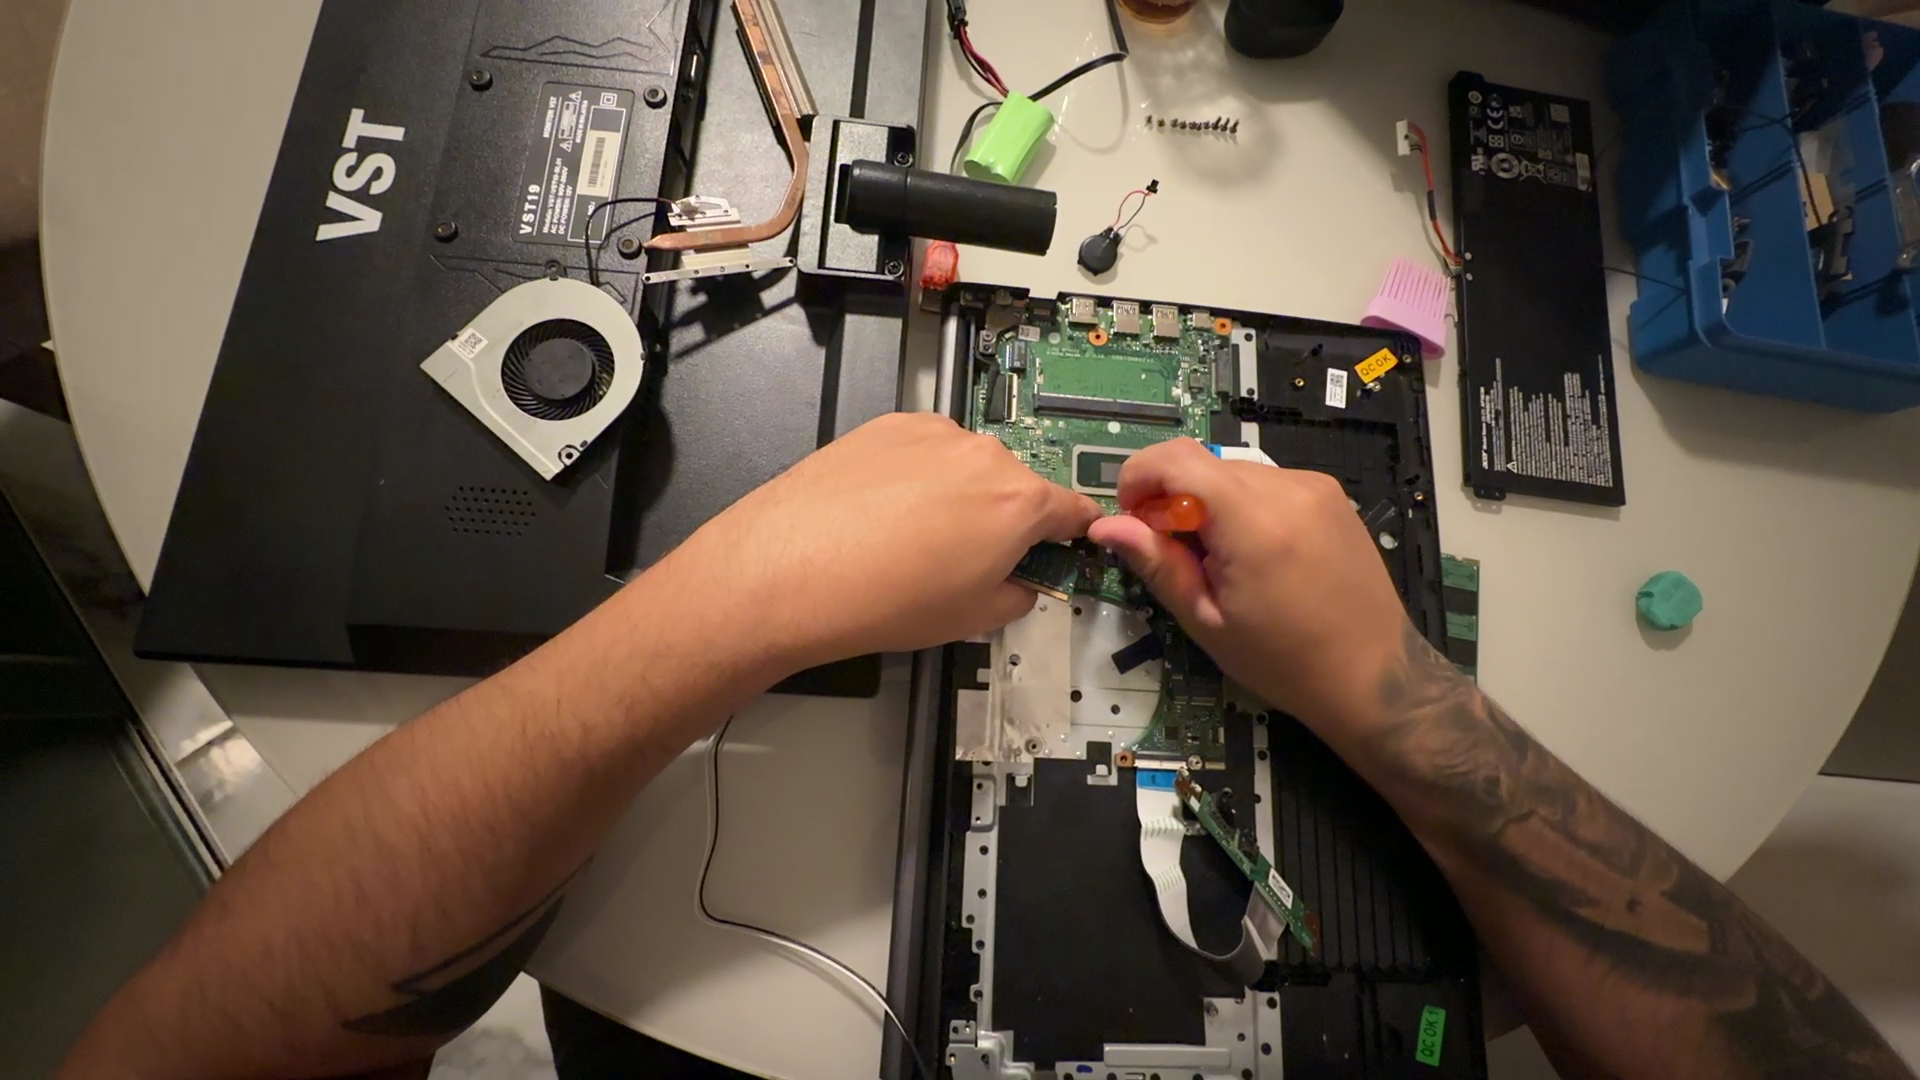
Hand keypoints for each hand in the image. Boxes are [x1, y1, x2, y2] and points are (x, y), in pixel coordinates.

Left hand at [665, 412, 1099, 674]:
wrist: (789, 571)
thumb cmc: (884, 601)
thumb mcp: (973, 619)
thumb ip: (1019, 593)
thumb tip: (1020, 579)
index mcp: (1019, 503)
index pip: (1072, 509)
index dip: (1073, 532)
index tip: (1063, 544)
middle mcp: (983, 455)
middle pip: (1016, 486)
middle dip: (1006, 518)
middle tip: (969, 557)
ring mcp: (933, 434)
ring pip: (968, 465)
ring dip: (960, 493)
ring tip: (912, 536)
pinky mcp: (888, 425)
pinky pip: (925, 449)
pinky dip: (919, 474)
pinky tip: (884, 510)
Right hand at [1085, 438, 1408, 730]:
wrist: (1374, 676)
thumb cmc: (1282, 660)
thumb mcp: (1205, 620)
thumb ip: (1155, 563)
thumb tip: (1103, 526)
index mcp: (1254, 521)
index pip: (1175, 460)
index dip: (1137, 478)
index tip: (1131, 519)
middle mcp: (1288, 487)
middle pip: (1200, 462)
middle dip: (1169, 496)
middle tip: (1169, 551)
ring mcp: (1314, 486)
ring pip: (1230, 470)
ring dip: (1203, 500)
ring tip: (1213, 557)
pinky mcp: (1329, 493)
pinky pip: (1263, 481)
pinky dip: (1237, 504)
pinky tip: (1248, 551)